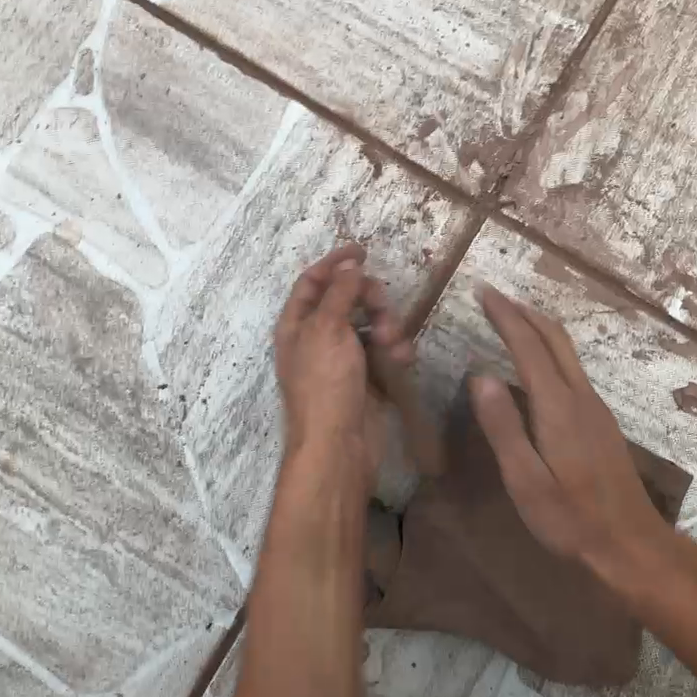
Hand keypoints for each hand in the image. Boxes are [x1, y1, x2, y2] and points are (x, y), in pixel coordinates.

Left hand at [274, 245, 408, 471]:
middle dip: (369, 299)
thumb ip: (340, 291)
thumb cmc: (325, 384)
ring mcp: (344, 359)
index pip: (313, 281)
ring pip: (371, 323)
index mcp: (297, 324)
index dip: (335, 262)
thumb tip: (349, 262)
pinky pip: (385, 351)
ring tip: (390, 344)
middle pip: (347, 299)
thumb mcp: (327, 329)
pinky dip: (395, 351)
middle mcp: (318, 338)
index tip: (363, 250)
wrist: (340, 446)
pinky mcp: (368, 377)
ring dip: (386, 326)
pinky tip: (400, 361)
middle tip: (381, 306)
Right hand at [469, 286, 672, 581]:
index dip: (504, 315)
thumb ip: (503, 427)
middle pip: (553, 337)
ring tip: (512, 316)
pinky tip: (537, 361)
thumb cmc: (572, 518)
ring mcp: (595, 406)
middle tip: (492, 295)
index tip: (482, 290)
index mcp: (557, 406)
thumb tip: (480, 376)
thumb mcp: (526, 481)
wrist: (631, 544)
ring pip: (566, 350)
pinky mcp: (600, 419)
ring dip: (538, 325)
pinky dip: (549, 347)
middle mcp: (580, 396)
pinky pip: (572, 366)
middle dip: (522, 310)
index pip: (528, 345)